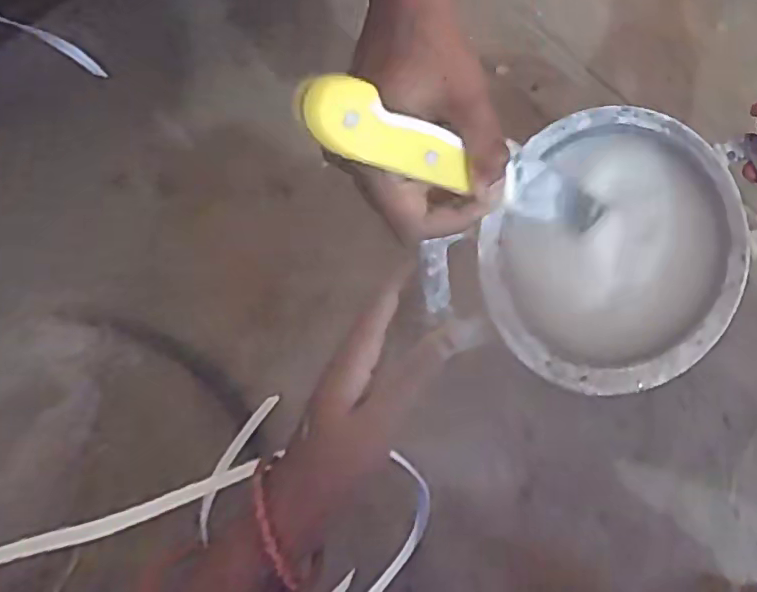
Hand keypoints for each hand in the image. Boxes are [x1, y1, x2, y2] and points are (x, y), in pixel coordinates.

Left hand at [265, 263, 483, 548]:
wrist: (298, 508)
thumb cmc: (340, 459)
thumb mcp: (383, 416)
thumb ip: (418, 370)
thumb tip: (458, 325)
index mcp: (352, 355)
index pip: (382, 302)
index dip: (405, 274)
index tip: (433, 248)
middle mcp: (349, 356)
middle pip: (382, 310)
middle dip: (412, 286)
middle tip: (450, 267)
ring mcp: (351, 375)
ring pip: (384, 328)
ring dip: (410, 308)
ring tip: (446, 291)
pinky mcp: (356, 392)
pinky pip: (386, 347)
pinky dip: (407, 332)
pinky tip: (427, 336)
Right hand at [347, 0, 506, 242]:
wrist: (407, 2)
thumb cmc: (435, 48)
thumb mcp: (468, 100)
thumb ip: (484, 147)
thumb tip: (495, 190)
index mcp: (370, 159)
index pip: (409, 222)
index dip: (453, 219)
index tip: (488, 198)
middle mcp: (352, 161)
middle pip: (404, 208)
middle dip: (451, 201)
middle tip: (489, 184)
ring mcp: (354, 145)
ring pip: (403, 187)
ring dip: (442, 182)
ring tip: (479, 167)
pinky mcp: (363, 130)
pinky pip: (397, 163)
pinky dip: (430, 163)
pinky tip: (458, 149)